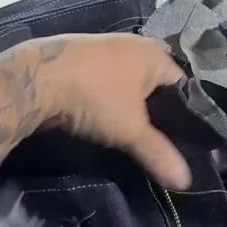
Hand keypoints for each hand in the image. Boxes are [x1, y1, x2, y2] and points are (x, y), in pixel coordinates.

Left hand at [6, 34, 191, 188]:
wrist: (37, 78)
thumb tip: (187, 182)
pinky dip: (114, 99)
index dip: (188, 116)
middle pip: (158, 85)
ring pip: (133, 84)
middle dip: (160, 113)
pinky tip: (110, 118)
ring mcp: (109, 48)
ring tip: (137, 136)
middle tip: (164, 145)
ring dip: (134, 107)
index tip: (188, 145)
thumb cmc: (95, 96)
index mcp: (155, 54)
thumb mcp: (130, 130)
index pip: (184, 87)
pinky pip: (112, 81)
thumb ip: (159, 153)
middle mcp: (136, 44)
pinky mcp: (86, 58)